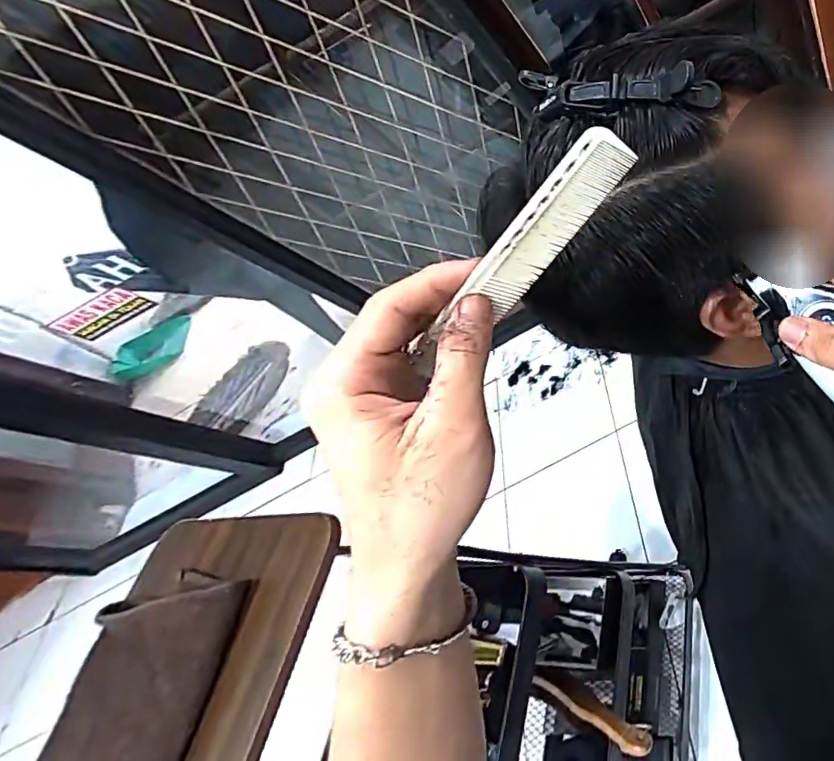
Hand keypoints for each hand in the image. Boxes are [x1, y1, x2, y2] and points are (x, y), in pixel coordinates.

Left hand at [304, 260, 493, 639]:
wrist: (408, 565)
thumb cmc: (417, 513)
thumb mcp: (452, 427)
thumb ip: (465, 357)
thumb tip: (475, 306)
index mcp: (344, 385)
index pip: (388, 308)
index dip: (436, 281)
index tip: (476, 268)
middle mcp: (346, 383)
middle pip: (396, 316)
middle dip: (445, 297)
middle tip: (490, 281)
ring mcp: (364, 392)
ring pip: (407, 334)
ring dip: (448, 318)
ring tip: (487, 303)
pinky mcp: (384, 401)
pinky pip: (414, 356)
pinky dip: (446, 343)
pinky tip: (472, 333)